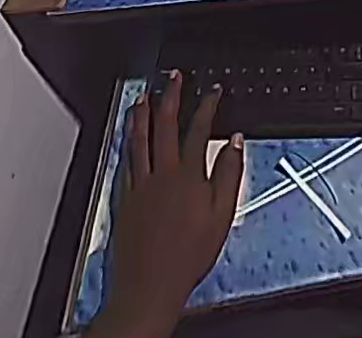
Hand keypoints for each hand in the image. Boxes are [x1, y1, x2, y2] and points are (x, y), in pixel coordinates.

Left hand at [95, 72, 244, 337]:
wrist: (150, 286)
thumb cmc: (187, 255)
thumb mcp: (221, 216)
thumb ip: (230, 174)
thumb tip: (235, 142)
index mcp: (189, 175)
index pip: (199, 128)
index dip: (207, 104)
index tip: (213, 90)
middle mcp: (163, 173)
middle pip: (166, 123)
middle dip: (172, 94)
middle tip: (174, 76)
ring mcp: (141, 182)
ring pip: (140, 136)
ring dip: (144, 111)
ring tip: (146, 94)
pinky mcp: (125, 195)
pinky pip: (126, 157)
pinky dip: (128, 139)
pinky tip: (129, 132)